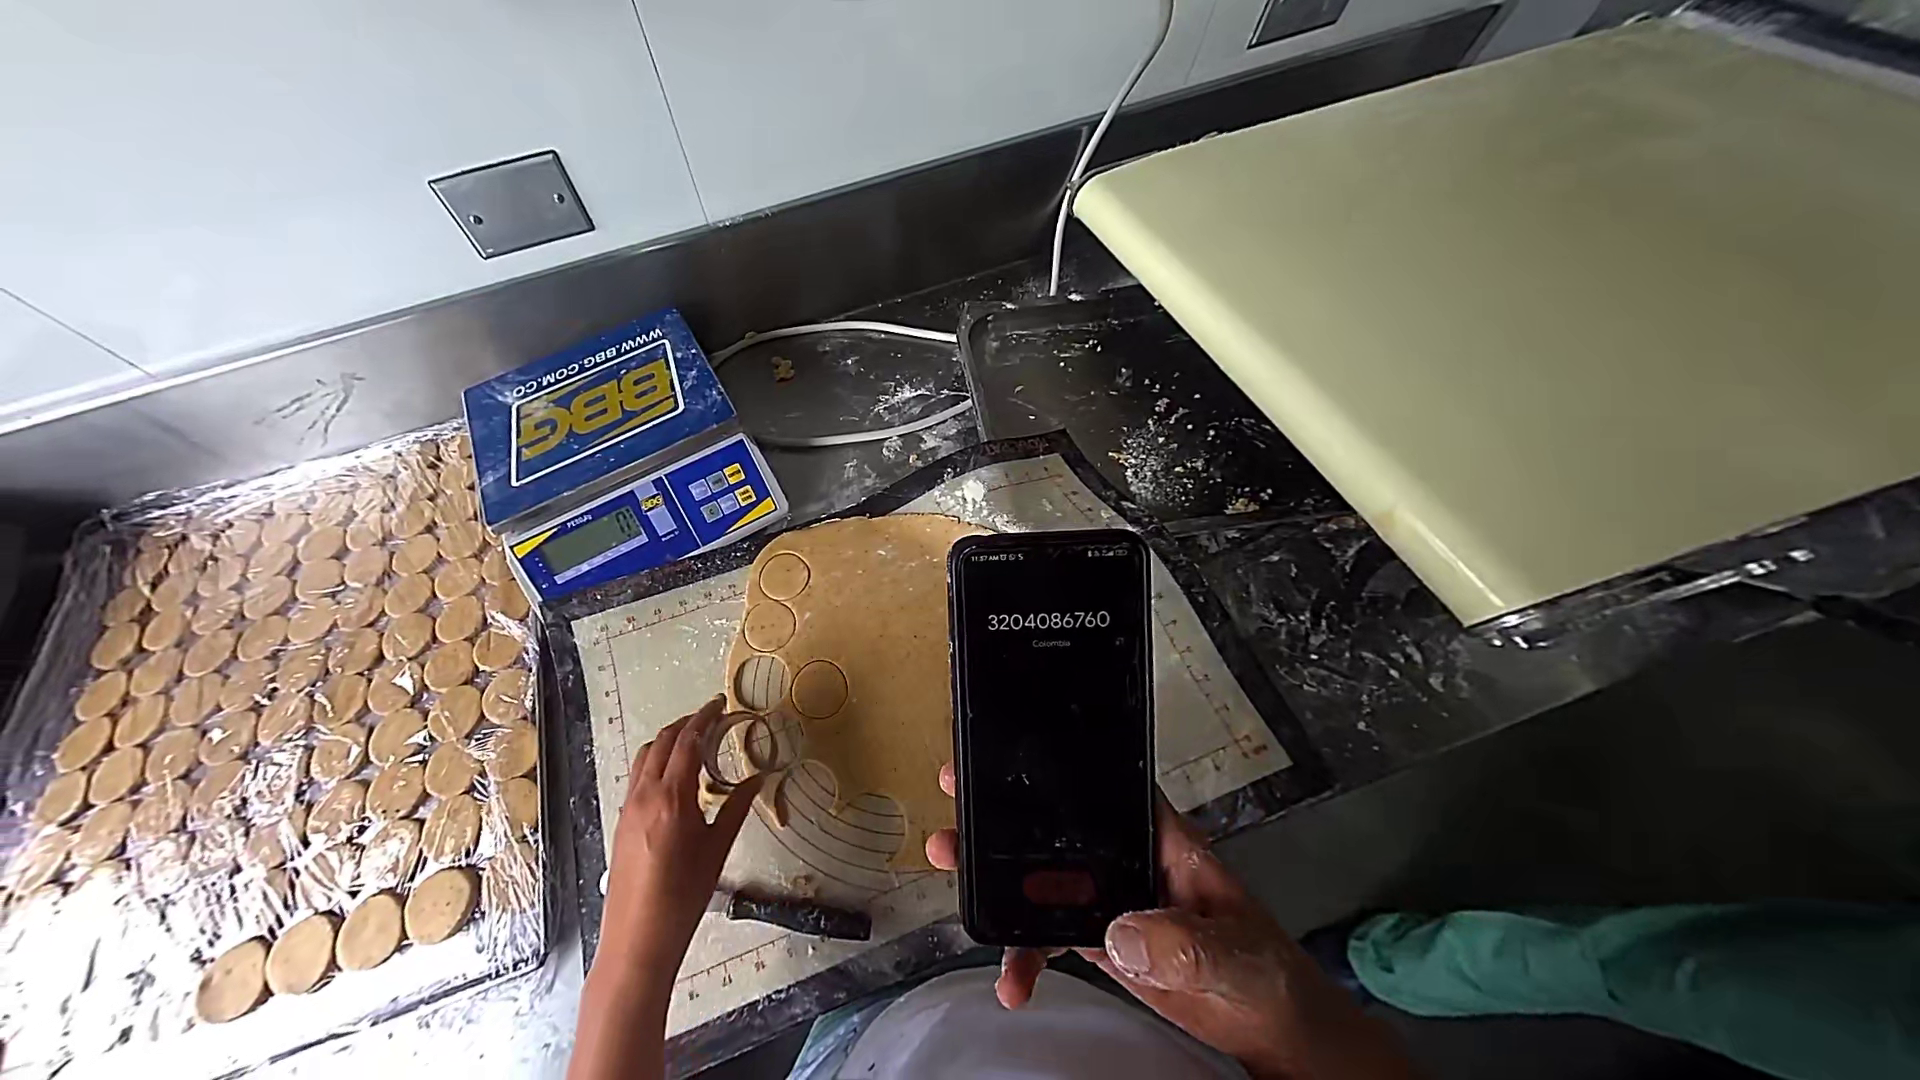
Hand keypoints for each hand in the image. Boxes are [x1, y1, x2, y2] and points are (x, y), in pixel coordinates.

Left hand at [598, 696, 763, 978]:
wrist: (637, 941)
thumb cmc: (683, 897)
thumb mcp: (718, 848)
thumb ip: (738, 806)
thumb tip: (757, 778)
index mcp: (671, 798)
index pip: (687, 742)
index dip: (704, 717)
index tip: (720, 704)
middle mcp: (644, 796)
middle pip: (661, 741)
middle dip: (686, 723)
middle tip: (712, 717)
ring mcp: (628, 808)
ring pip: (644, 756)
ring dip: (668, 740)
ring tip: (694, 740)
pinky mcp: (621, 822)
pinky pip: (638, 776)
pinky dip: (657, 761)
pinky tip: (676, 775)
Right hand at [925, 763, 1417, 1079]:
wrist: (1268, 1028)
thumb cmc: (1264, 973)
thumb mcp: (1233, 952)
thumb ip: (1185, 940)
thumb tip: (1122, 930)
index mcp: (1155, 834)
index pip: (1101, 784)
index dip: (1053, 762)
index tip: (1002, 751)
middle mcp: (1124, 854)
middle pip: (1055, 825)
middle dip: (1003, 809)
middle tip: (955, 789)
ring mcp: (1108, 893)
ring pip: (1042, 874)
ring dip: (997, 874)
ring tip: (953, 870)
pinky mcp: (1099, 932)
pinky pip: (1049, 929)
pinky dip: (1025, 950)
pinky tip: (1012, 979)